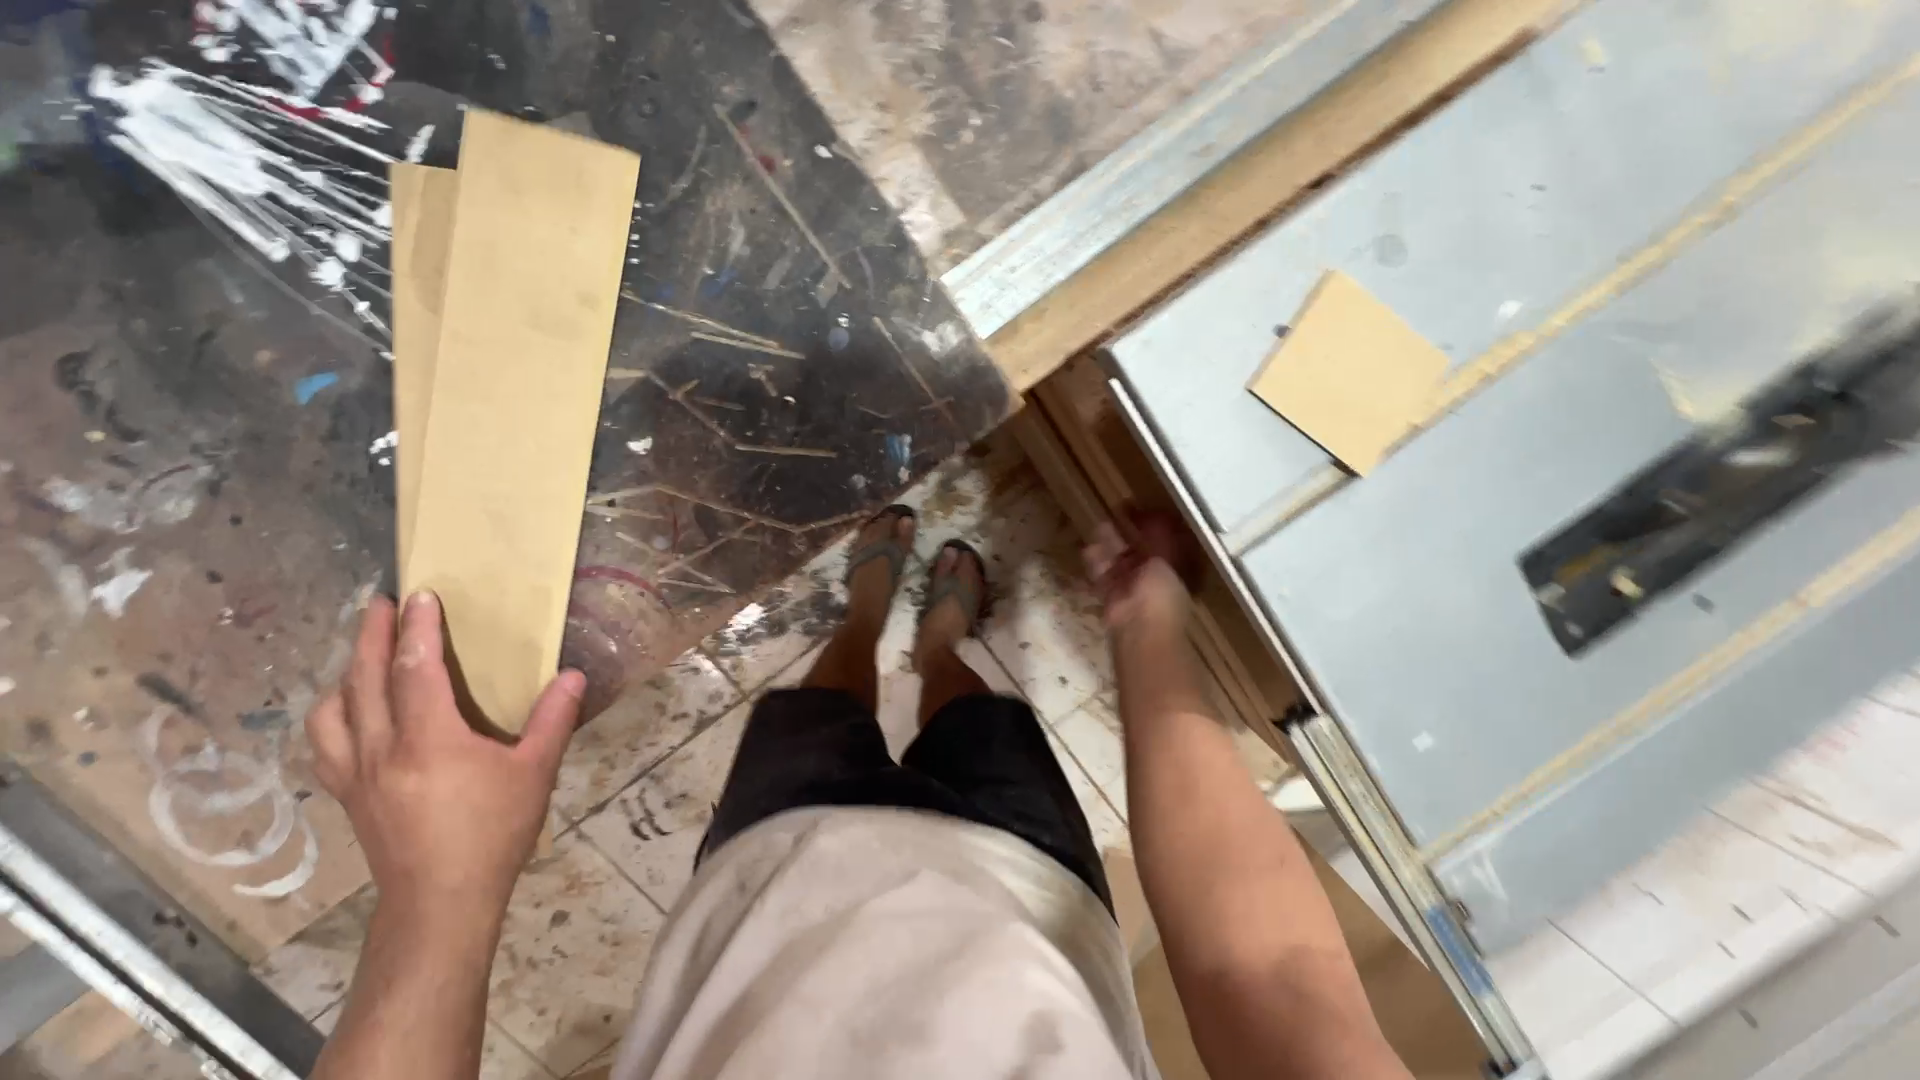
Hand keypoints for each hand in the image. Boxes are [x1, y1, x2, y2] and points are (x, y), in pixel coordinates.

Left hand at [306, 591, 583, 922]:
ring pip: (333, 709)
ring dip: (346, 672)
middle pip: (365, 678)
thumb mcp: (535, 774)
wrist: (440, 901)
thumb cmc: (493, 833)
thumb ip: (552, 721)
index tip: (421, 595)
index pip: (416, 669)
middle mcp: (382, 748)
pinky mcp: (346, 795)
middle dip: (371, 635)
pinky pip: (325, 743)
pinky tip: (346, 712)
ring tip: (362, 654)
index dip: (418, 629)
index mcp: (429, 739)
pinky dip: (332, 715)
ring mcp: (356, 773)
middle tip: (379, 603)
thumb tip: (573, 676)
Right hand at [1083, 510, 1196, 640]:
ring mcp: (1131, 589)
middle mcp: (1153, 579)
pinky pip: (1102, 575)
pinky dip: (1096, 562)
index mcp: (1175, 571)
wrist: (1140, 629)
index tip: (1141, 508)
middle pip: (1139, 551)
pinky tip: (1089, 548)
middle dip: (1129, 533)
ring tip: (1100, 526)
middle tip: (1118, 511)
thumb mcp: (1167, 558)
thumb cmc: (1162, 593)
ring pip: (1118, 561)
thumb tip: (1152, 512)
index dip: (1154, 525)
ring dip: (1109, 544)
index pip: (1165, 543)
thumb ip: (1158, 534)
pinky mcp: (1110, 596)